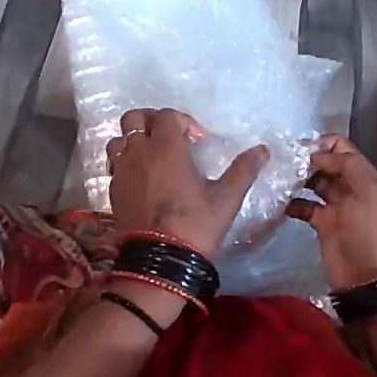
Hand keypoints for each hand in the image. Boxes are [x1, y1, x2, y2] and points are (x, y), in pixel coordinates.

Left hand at [106, 109, 268, 255]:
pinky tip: (142, 180)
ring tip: (152, 157)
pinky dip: (126, 163)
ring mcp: (122, 172)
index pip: (167, 115)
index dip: (183, 121)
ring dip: (134, 141)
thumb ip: (244, 170)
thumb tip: (263, 150)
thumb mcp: (226, 198)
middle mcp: (139, 153)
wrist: (160, 261)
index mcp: (167, 148)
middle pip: (135, 118)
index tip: (198, 141)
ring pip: (119, 140)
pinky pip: (114, 165)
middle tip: (170, 138)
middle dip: (152, 121)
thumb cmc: (195, 225)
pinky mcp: (113, 190)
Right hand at [286, 135, 376, 288]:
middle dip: (307, 160)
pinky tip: (279, 202)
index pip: (344, 150)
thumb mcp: (369, 193)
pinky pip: (305, 207)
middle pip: (327, 165)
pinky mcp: (323, 225)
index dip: (323, 145)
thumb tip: (318, 154)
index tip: (300, 149)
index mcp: (366, 178)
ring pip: (315, 184)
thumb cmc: (372, 233)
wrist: (370, 279)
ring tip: (278, 179)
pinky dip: (293, 203)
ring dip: (298, 179)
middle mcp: (351, 189)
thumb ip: (348, 166)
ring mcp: (336, 207)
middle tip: (282, 162)